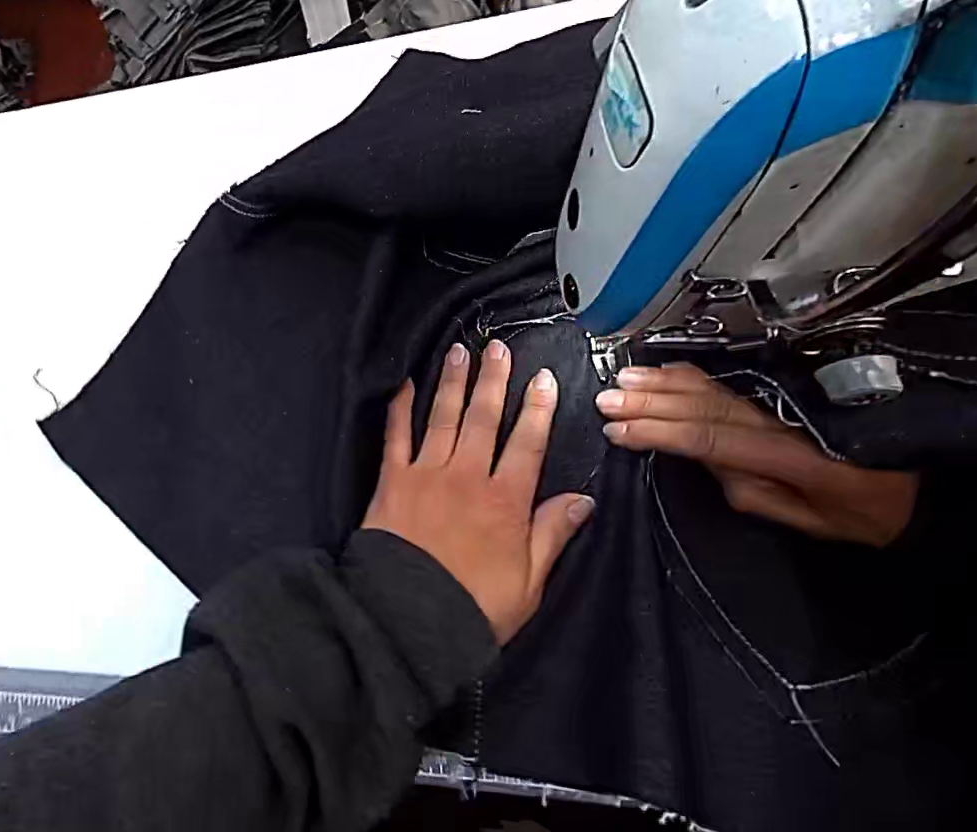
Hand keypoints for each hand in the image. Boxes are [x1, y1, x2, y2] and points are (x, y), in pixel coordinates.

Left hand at [362, 340, 595, 644]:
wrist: (405, 626)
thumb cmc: (471, 609)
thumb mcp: (528, 581)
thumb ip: (554, 534)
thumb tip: (583, 500)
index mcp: (504, 501)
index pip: (527, 442)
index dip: (538, 408)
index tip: (543, 379)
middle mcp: (467, 477)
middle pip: (484, 417)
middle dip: (493, 379)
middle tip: (498, 348)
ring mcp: (428, 475)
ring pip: (444, 417)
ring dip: (453, 382)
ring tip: (460, 352)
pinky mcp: (393, 483)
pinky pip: (397, 437)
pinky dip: (400, 409)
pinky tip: (404, 384)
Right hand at [596, 364, 916, 546]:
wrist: (912, 477)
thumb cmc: (868, 510)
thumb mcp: (817, 523)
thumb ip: (759, 495)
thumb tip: (713, 467)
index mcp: (787, 454)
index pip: (709, 436)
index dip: (659, 431)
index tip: (618, 430)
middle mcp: (774, 419)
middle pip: (700, 405)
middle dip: (648, 402)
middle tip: (606, 399)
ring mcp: (771, 404)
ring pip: (707, 388)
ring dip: (660, 383)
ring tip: (622, 380)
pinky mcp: (770, 400)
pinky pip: (720, 384)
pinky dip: (685, 375)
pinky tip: (660, 372)